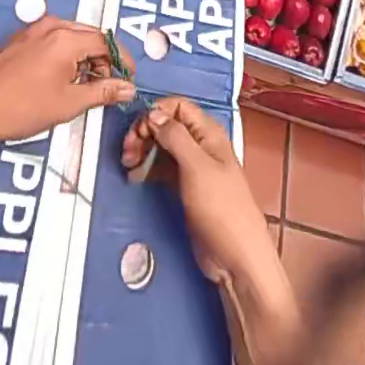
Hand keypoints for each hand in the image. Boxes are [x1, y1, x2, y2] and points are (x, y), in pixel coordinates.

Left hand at [0, 17, 134, 144]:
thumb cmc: (22, 107)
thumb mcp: (69, 103)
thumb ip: (102, 92)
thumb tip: (127, 88)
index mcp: (65, 38)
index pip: (106, 42)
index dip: (122, 62)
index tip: (128, 80)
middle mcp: (51, 26)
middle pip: (90, 35)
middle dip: (104, 59)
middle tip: (108, 86)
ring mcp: (34, 30)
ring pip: (72, 36)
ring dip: (85, 57)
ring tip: (85, 86)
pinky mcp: (22, 38)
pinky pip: (55, 39)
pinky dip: (66, 54)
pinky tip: (63, 78)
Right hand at [120, 98, 281, 286]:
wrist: (236, 258)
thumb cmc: (221, 209)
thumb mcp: (197, 167)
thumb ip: (175, 136)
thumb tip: (153, 113)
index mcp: (208, 133)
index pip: (177, 106)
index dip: (155, 112)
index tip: (138, 130)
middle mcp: (200, 144)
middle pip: (166, 125)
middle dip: (144, 133)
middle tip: (127, 151)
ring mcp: (192, 166)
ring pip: (161, 145)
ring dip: (142, 150)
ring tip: (128, 165)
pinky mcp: (185, 186)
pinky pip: (161, 167)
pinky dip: (147, 168)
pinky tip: (134, 177)